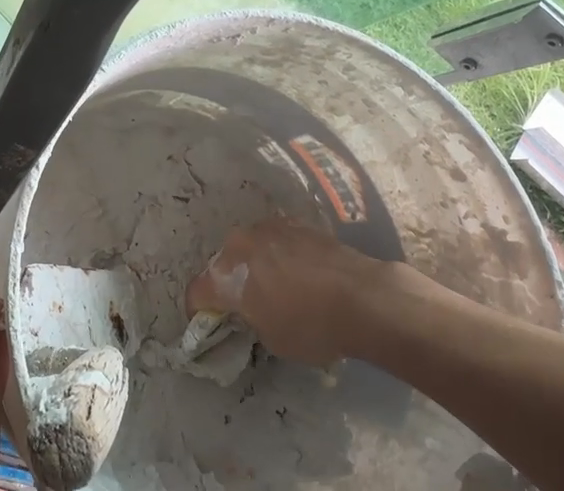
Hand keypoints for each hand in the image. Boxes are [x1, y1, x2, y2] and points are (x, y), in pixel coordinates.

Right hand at [184, 215, 395, 364]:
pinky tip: (302, 277)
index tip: (206, 322)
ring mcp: (273, 228)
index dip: (199, 309)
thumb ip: (253, 318)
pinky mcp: (302, 226)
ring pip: (254, 248)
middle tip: (244, 304)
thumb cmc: (312, 325)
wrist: (366, 298)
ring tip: (276, 287)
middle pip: (226, 263)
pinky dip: (285, 258)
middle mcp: (242, 242)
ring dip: (258, 265)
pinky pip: (282, 243)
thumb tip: (255, 309)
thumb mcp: (273, 338)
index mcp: (226, 272)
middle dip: (230, 281)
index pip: (198, 291)